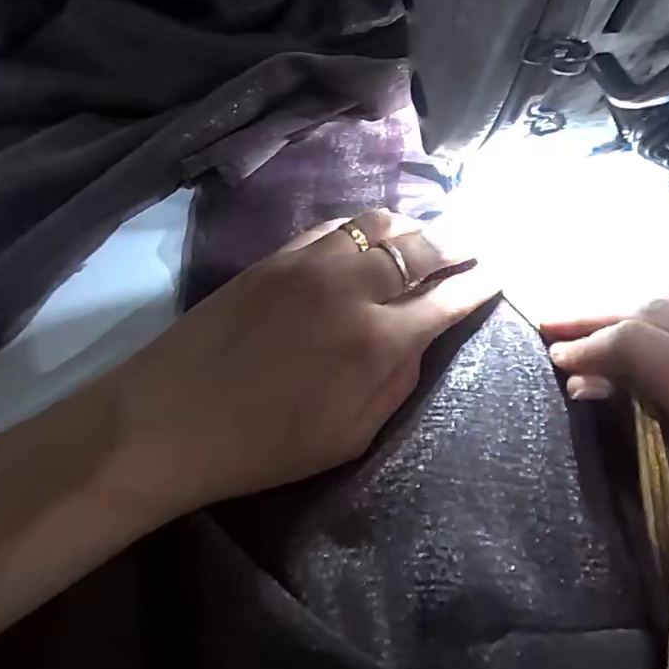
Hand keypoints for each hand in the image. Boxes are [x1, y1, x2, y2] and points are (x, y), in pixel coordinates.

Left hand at [103, 209, 497, 512]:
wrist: (172, 416)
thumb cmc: (264, 445)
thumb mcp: (350, 436)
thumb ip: (397, 382)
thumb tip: (422, 337)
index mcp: (375, 341)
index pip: (444, 299)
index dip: (476, 284)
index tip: (496, 273)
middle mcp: (349, 287)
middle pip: (419, 247)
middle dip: (455, 245)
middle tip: (471, 247)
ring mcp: (308, 262)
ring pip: (376, 223)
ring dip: (411, 227)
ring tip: (425, 237)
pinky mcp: (275, 255)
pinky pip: (333, 225)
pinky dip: (363, 227)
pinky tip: (369, 236)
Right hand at [544, 288, 668, 667]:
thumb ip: (633, 429)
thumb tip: (585, 384)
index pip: (643, 342)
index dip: (589, 344)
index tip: (554, 359)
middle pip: (661, 312)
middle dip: (600, 322)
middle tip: (558, 339)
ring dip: (633, 318)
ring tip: (594, 338)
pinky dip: (667, 326)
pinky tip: (644, 350)